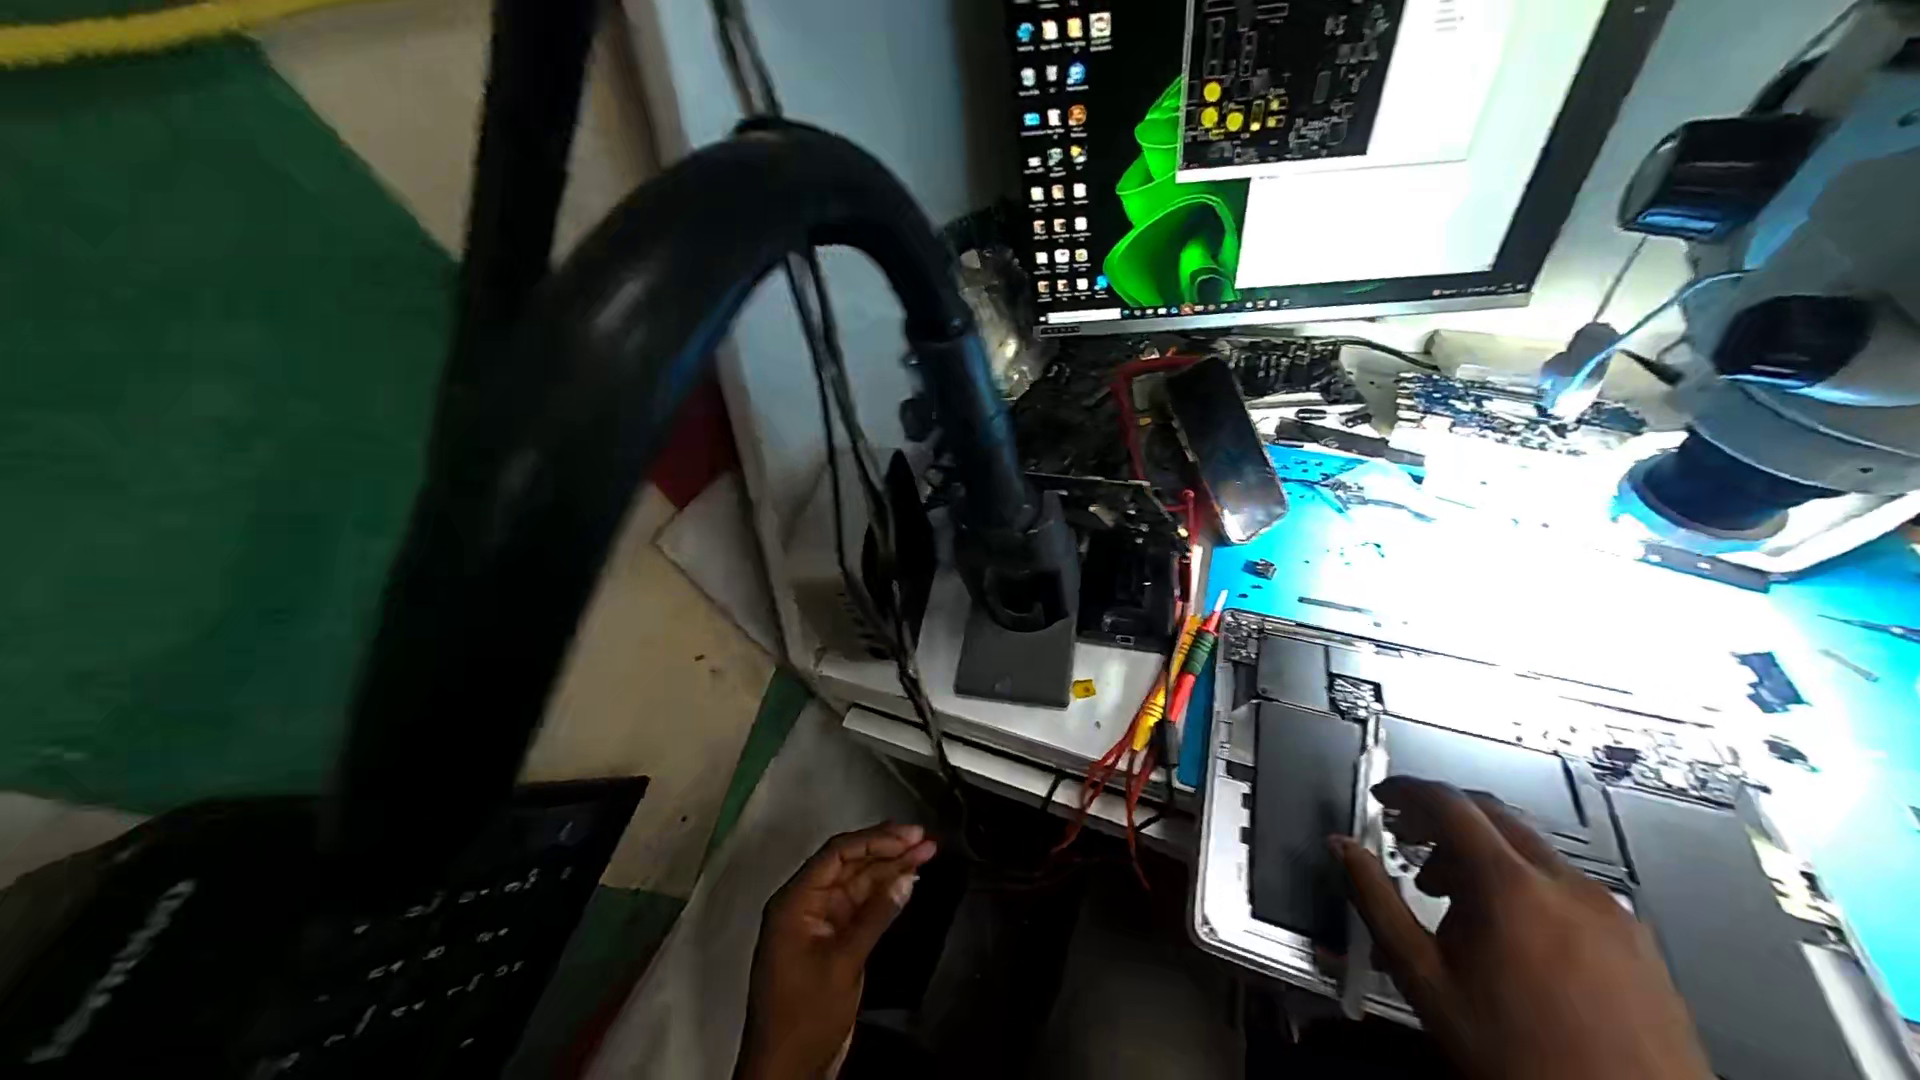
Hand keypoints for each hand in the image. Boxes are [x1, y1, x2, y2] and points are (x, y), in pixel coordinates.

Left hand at [735, 823, 937, 1079]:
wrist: (786, 1074)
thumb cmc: (806, 1016)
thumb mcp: (843, 964)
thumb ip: (876, 917)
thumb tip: (908, 878)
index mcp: (795, 901)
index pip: (837, 854)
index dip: (875, 840)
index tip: (909, 836)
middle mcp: (806, 903)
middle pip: (850, 864)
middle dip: (887, 849)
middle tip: (923, 839)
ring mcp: (821, 921)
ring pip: (859, 883)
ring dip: (891, 868)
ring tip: (926, 852)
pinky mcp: (834, 939)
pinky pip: (861, 905)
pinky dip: (885, 893)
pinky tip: (909, 880)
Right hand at [1331, 778, 1713, 1079]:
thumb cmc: (1518, 1057)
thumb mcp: (1423, 976)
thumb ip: (1375, 900)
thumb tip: (1344, 850)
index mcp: (1510, 887)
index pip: (1448, 803)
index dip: (1407, 790)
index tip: (1385, 796)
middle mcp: (1566, 885)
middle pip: (1491, 813)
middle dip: (1439, 815)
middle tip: (1406, 835)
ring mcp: (1610, 910)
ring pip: (1529, 846)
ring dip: (1479, 849)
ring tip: (1449, 892)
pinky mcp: (1637, 937)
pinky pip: (1566, 881)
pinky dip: (1522, 879)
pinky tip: (1504, 925)